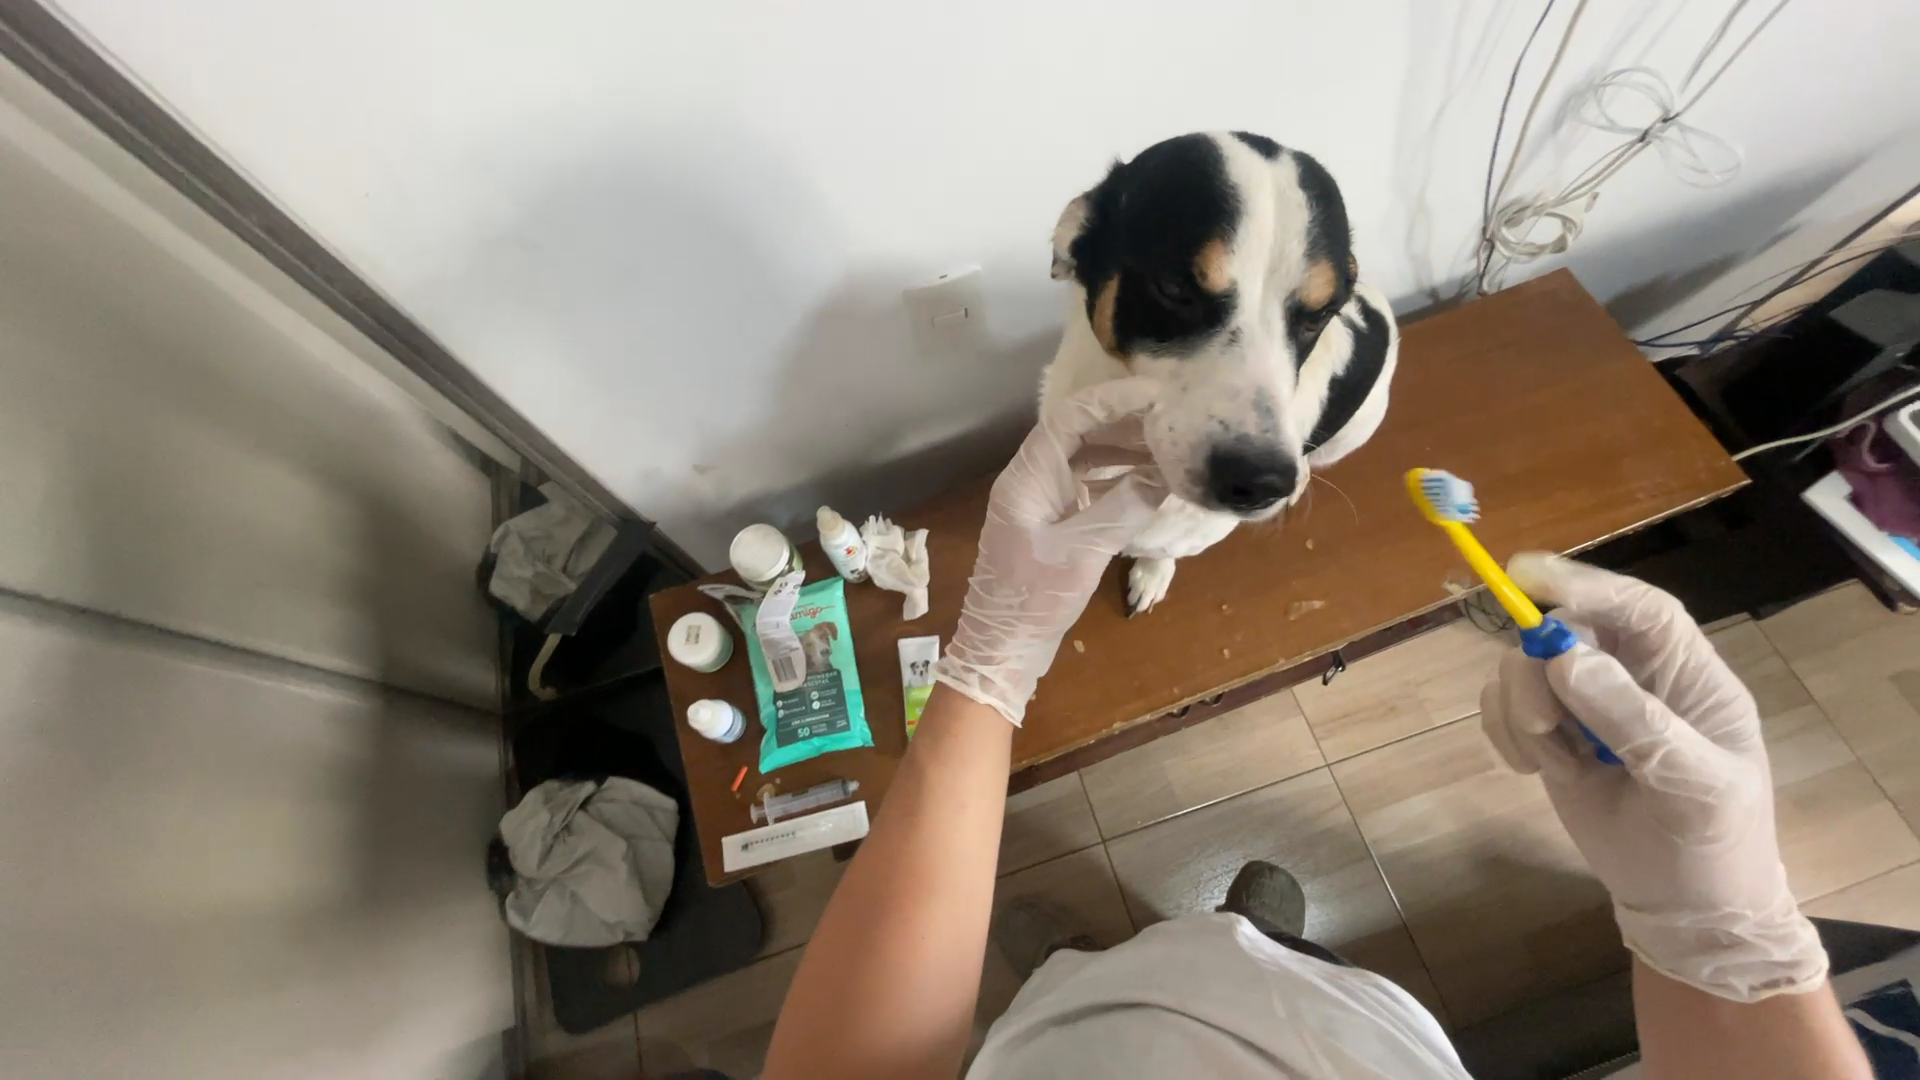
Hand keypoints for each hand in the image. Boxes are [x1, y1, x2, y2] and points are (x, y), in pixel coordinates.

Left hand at [933, 379, 1165, 724]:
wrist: (1002, 647)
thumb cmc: (1034, 599)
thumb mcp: (1084, 552)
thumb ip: (1125, 507)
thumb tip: (1165, 474)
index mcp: (1027, 479)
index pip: (1070, 418)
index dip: (1114, 400)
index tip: (1159, 394)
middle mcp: (1029, 481)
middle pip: (1077, 433)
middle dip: (1124, 423)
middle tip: (1172, 420)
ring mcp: (1038, 501)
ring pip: (1082, 458)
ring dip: (1122, 450)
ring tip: (1167, 447)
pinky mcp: (1049, 522)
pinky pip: (1084, 485)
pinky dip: (1115, 479)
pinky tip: (1146, 481)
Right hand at [1479, 554, 1826, 1002]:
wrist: (1680, 901)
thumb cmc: (1710, 845)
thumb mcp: (1695, 788)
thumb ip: (1637, 722)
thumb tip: (1564, 661)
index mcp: (1687, 678)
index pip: (1639, 609)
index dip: (1587, 586)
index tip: (1525, 578)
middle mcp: (1630, 677)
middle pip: (1561, 633)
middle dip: (1536, 673)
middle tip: (1543, 726)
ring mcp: (1582, 702)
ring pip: (1519, 667)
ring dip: (1519, 712)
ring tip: (1552, 762)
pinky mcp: (1544, 728)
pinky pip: (1497, 702)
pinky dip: (1501, 732)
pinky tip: (1533, 768)